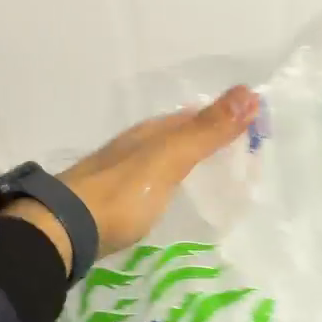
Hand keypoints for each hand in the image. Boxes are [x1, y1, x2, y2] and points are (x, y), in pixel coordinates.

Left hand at [0, 87, 260, 271]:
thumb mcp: (170, 159)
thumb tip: (249, 92)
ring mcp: (124, 176)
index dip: (222, 119)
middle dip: (206, 143)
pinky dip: (174, 188)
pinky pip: (156, 186)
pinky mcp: (119, 204)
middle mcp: (136, 148)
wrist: (69, 229)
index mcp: (150, 133)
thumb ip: (207, 132)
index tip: (252, 130)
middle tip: (239, 159)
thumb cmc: (124, 194)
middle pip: (178, 139)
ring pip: (166, 163)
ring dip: (190, 166)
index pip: (193, 117)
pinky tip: (179, 201)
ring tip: (216, 181)